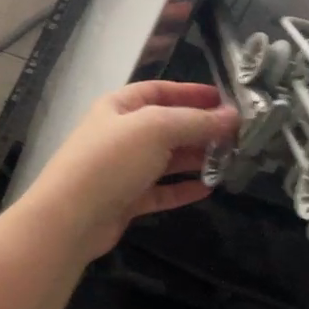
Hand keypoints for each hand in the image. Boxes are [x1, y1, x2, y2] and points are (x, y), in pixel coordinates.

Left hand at [18, 81, 238, 259]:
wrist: (71, 217)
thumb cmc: (111, 161)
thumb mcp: (156, 129)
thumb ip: (196, 122)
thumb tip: (233, 117)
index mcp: (119, 107)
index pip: (159, 91)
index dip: (191, 93)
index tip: (225, 100)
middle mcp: (120, 135)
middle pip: (166, 126)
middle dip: (200, 129)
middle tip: (238, 135)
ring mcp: (122, 169)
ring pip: (165, 160)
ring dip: (196, 159)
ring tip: (231, 160)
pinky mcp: (125, 200)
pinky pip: (160, 191)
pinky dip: (182, 189)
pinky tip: (209, 189)